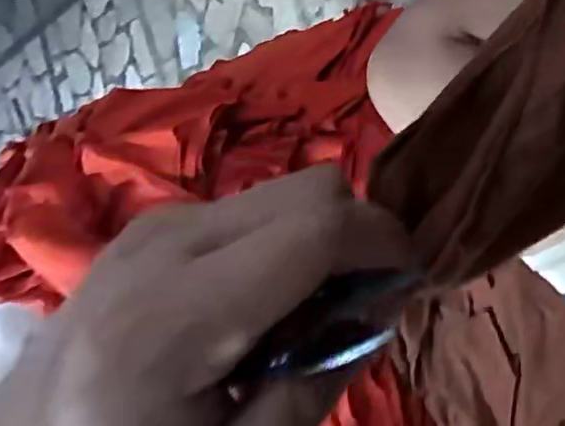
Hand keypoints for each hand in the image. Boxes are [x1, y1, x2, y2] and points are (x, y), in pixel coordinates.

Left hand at [0, 165, 416, 425]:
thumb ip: (323, 376)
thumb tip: (388, 299)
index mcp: (171, 319)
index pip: (318, 229)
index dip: (385, 243)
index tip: (413, 277)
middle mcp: (162, 244)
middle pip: (310, 189)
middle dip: (359, 231)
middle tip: (365, 297)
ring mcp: (153, 226)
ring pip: (286, 190)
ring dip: (322, 233)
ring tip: (309, 307)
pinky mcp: (151, 225)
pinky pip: (252, 206)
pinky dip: (285, 236)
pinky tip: (263, 299)